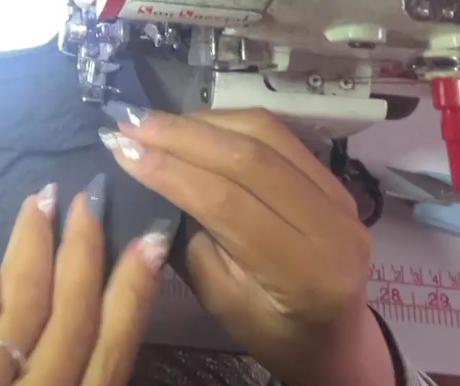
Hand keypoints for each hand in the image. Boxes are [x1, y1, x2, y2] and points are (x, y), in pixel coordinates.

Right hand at [100, 108, 394, 385]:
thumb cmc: (271, 331)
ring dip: (200, 121)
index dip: (170, 170)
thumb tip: (145, 171)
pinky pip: (273, 132)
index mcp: (306, 274)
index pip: (227, 203)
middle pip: (248, 158)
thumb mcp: (220, 301)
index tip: (121, 149)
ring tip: (152, 122)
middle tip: (129, 123)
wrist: (338, 339)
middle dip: (180, 134)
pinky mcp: (331, 174)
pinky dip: (224, 121)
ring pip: (262, 133)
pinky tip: (190, 124)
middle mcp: (333, 226)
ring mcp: (339, 194)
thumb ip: (187, 238)